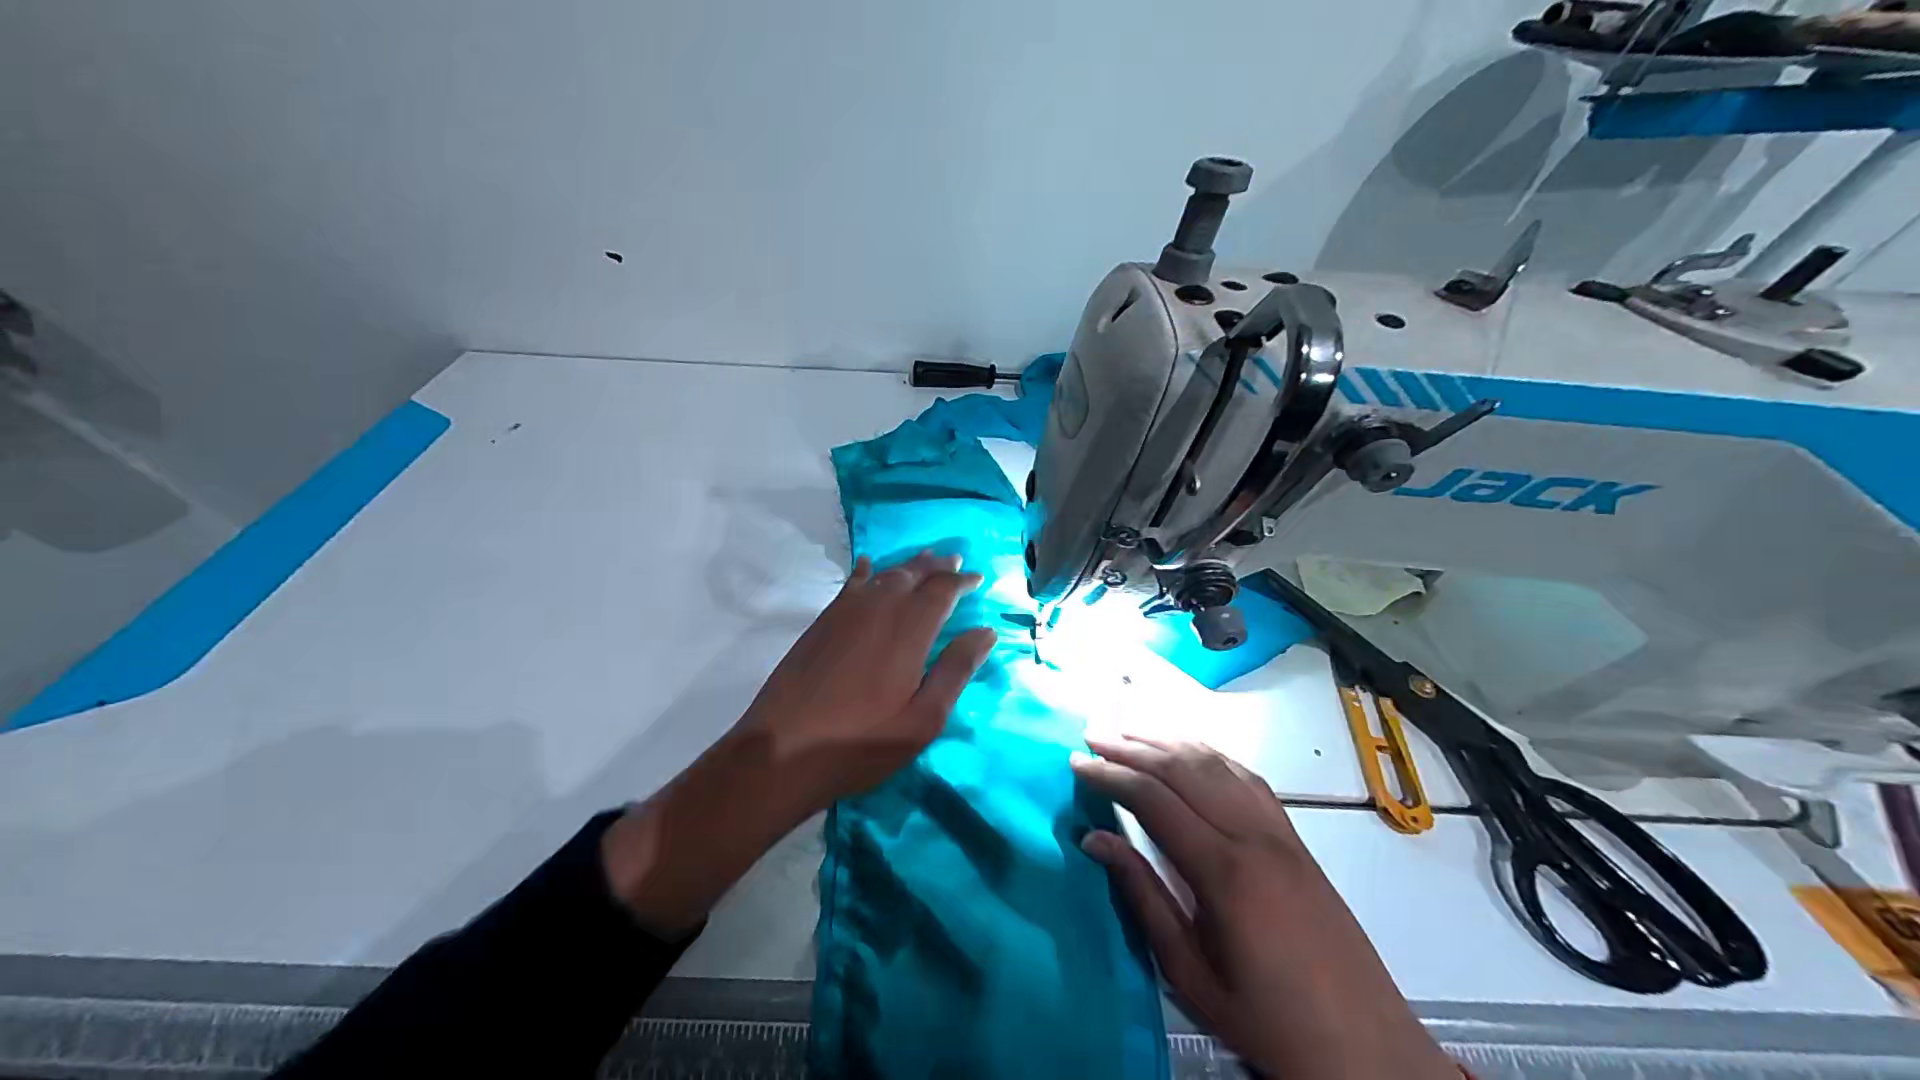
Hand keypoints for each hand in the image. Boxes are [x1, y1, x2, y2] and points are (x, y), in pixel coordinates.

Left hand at [734, 551, 996, 807]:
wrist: (781, 751)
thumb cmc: (861, 742)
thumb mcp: (923, 719)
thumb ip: (956, 670)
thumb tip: (986, 631)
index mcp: (907, 629)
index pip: (941, 591)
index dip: (961, 582)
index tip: (979, 579)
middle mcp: (877, 609)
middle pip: (911, 575)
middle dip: (936, 567)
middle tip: (955, 560)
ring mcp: (843, 613)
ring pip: (882, 575)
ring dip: (907, 566)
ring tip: (924, 559)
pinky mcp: (820, 624)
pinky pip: (849, 585)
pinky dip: (865, 572)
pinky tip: (867, 567)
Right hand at [1072, 735, 1456, 1079]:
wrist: (1364, 1047)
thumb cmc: (1266, 1020)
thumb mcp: (1189, 972)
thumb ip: (1142, 896)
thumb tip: (1094, 838)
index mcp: (1225, 872)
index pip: (1155, 800)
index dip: (1111, 775)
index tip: (1077, 763)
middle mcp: (1254, 837)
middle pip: (1185, 769)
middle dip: (1133, 747)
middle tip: (1092, 736)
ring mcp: (1281, 833)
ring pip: (1218, 764)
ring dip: (1170, 741)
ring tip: (1131, 731)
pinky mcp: (1297, 839)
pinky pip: (1248, 779)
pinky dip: (1212, 756)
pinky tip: (1192, 753)